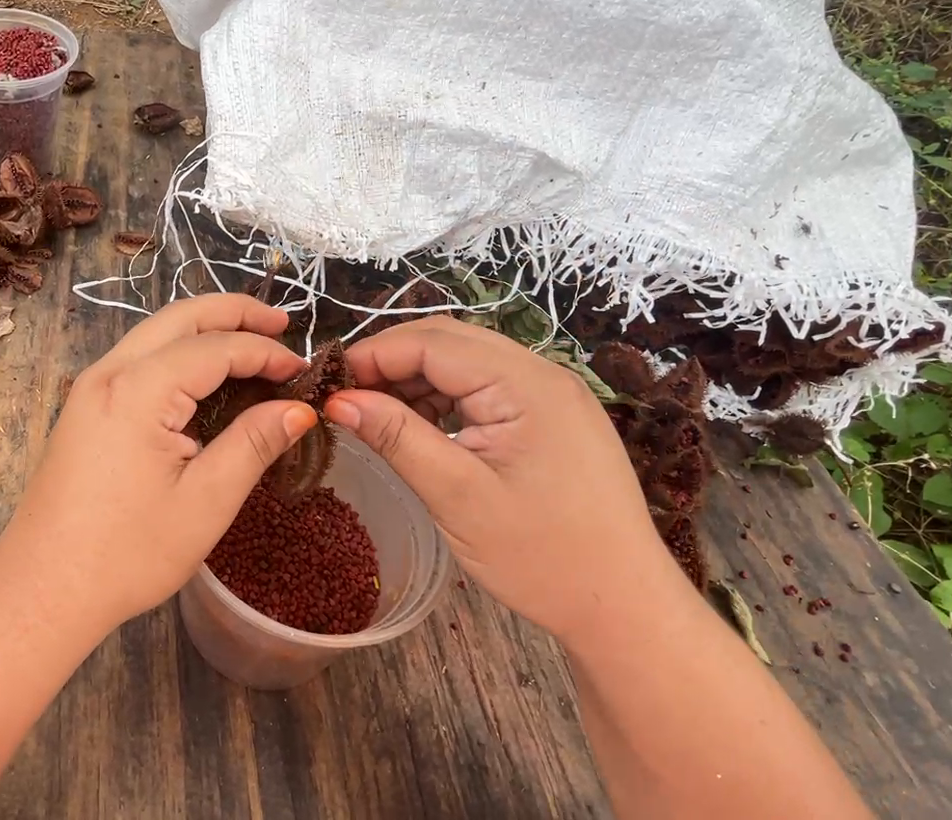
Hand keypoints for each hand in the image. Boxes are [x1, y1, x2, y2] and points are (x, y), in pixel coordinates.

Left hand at [0, 294, 318, 629]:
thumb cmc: (126, 554)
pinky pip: (137, 359)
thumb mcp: (205, 501)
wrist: (44, 587)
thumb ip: (253, 443)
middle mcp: (108, 374)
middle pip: (178, 319)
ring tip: (251, 338)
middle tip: (282, 323)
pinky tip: (204, 374)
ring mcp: (89, 388)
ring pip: (154, 334)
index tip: (304, 371)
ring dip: (203, 329)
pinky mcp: (83, 408)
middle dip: (233, 312)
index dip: (264, 352)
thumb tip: (298, 409)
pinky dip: (177, 353)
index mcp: (138, 390)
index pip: (214, 348)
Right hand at [324, 317, 687, 642]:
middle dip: (390, 362)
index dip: (373, 356)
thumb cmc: (541, 556)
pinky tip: (419, 428)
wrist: (625, 609)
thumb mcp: (456, 495)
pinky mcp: (551, 417)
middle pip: (448, 341)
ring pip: (464, 361)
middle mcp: (542, 374)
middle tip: (345, 398)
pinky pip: (484, 387)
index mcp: (526, 384)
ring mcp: (551, 394)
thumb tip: (337, 399)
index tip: (327, 386)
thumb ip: (396, 436)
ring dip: (414, 379)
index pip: (431, 342)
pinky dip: (443, 398)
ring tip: (376, 417)